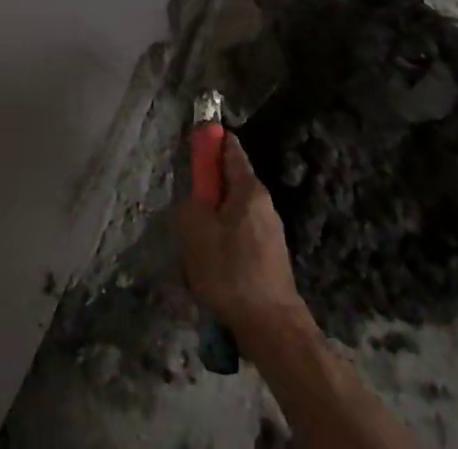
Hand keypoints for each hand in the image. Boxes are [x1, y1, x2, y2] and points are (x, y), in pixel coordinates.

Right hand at [177, 132, 309, 337]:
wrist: (270, 323)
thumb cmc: (231, 272)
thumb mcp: (196, 234)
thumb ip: (189, 207)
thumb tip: (194, 201)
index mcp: (249, 190)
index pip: (232, 151)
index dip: (215, 141)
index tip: (200, 134)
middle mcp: (263, 203)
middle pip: (231, 184)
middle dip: (208, 191)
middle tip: (186, 209)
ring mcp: (269, 230)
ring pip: (232, 214)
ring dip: (213, 222)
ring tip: (195, 250)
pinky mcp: (268, 255)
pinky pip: (238, 237)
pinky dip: (222, 243)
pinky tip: (210, 268)